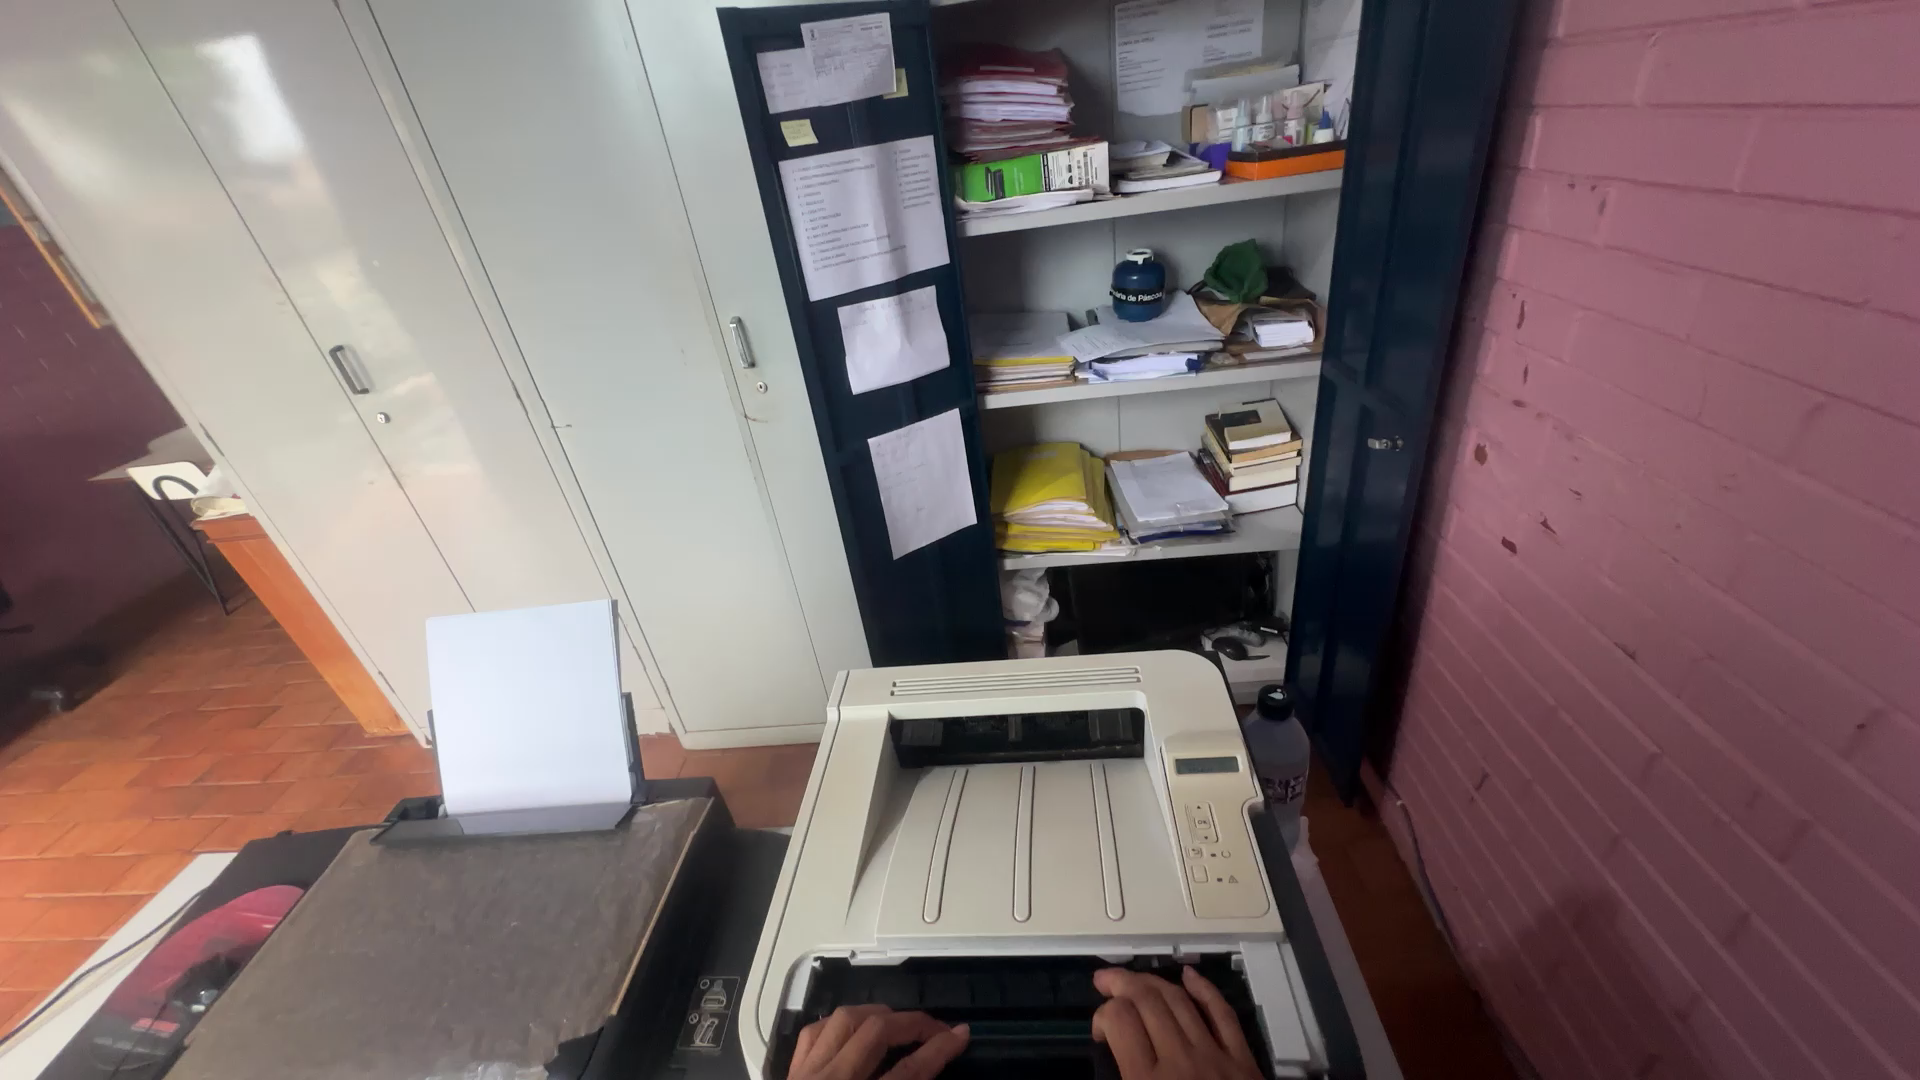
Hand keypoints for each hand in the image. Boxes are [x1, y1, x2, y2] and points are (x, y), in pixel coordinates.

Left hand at [789, 1005, 969, 1079]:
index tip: (961, 1035)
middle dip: (913, 1023)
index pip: (908, 1074)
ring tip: (898, 1022)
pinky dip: (837, 1025)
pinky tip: (852, 1030)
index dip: (938, 1050)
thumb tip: (924, 1073)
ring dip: (877, 1014)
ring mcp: (807, 1076)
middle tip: (936, 1028)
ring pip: (845, 1021)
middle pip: (877, 1033)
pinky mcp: (789, 1076)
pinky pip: (813, 1034)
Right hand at [1091, 967, 1261, 1079]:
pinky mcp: (1245, 1063)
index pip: (1120, 1021)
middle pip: (1147, 1000)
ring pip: (1179, 999)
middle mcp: (1180, 1061)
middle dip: (1121, 982)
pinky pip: (1223, 1014)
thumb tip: (1113, 1060)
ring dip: (1153, 981)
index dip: (1103, 1015)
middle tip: (1104, 981)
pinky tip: (1189, 976)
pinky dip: (1205, 989)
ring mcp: (1216, 1057)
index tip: (1099, 1029)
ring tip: (1135, 979)